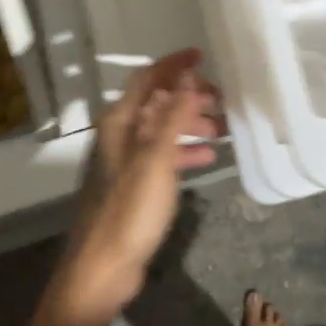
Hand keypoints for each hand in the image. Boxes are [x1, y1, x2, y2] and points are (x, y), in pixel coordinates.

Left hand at [56, 49, 223, 317]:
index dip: (174, 64)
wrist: (103, 268)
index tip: (203, 56)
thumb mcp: (156, 157)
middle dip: (189, 95)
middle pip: (157, 101)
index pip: (148, 77)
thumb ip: (172, 114)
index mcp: (120, 121)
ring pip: (163, 128)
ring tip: (223, 129)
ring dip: (191, 123)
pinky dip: (185, 151)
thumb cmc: (129, 208)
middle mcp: (120, 134)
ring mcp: (126, 161)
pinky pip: (164, 155)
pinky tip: (208, 158)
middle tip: (222, 100)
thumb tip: (187, 75)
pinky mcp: (134, 185)